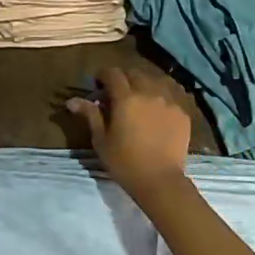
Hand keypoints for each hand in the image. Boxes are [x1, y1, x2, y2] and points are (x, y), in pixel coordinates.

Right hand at [66, 67, 190, 192]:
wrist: (159, 180)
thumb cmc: (124, 162)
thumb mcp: (101, 140)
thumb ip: (90, 115)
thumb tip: (72, 100)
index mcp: (126, 98)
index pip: (113, 74)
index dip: (103, 74)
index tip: (98, 83)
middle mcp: (149, 93)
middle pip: (135, 74)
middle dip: (124, 78)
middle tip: (117, 93)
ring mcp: (169, 101)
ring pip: (155, 81)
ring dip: (144, 85)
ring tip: (139, 100)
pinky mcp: (182, 113)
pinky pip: (170, 96)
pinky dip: (160, 98)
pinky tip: (156, 112)